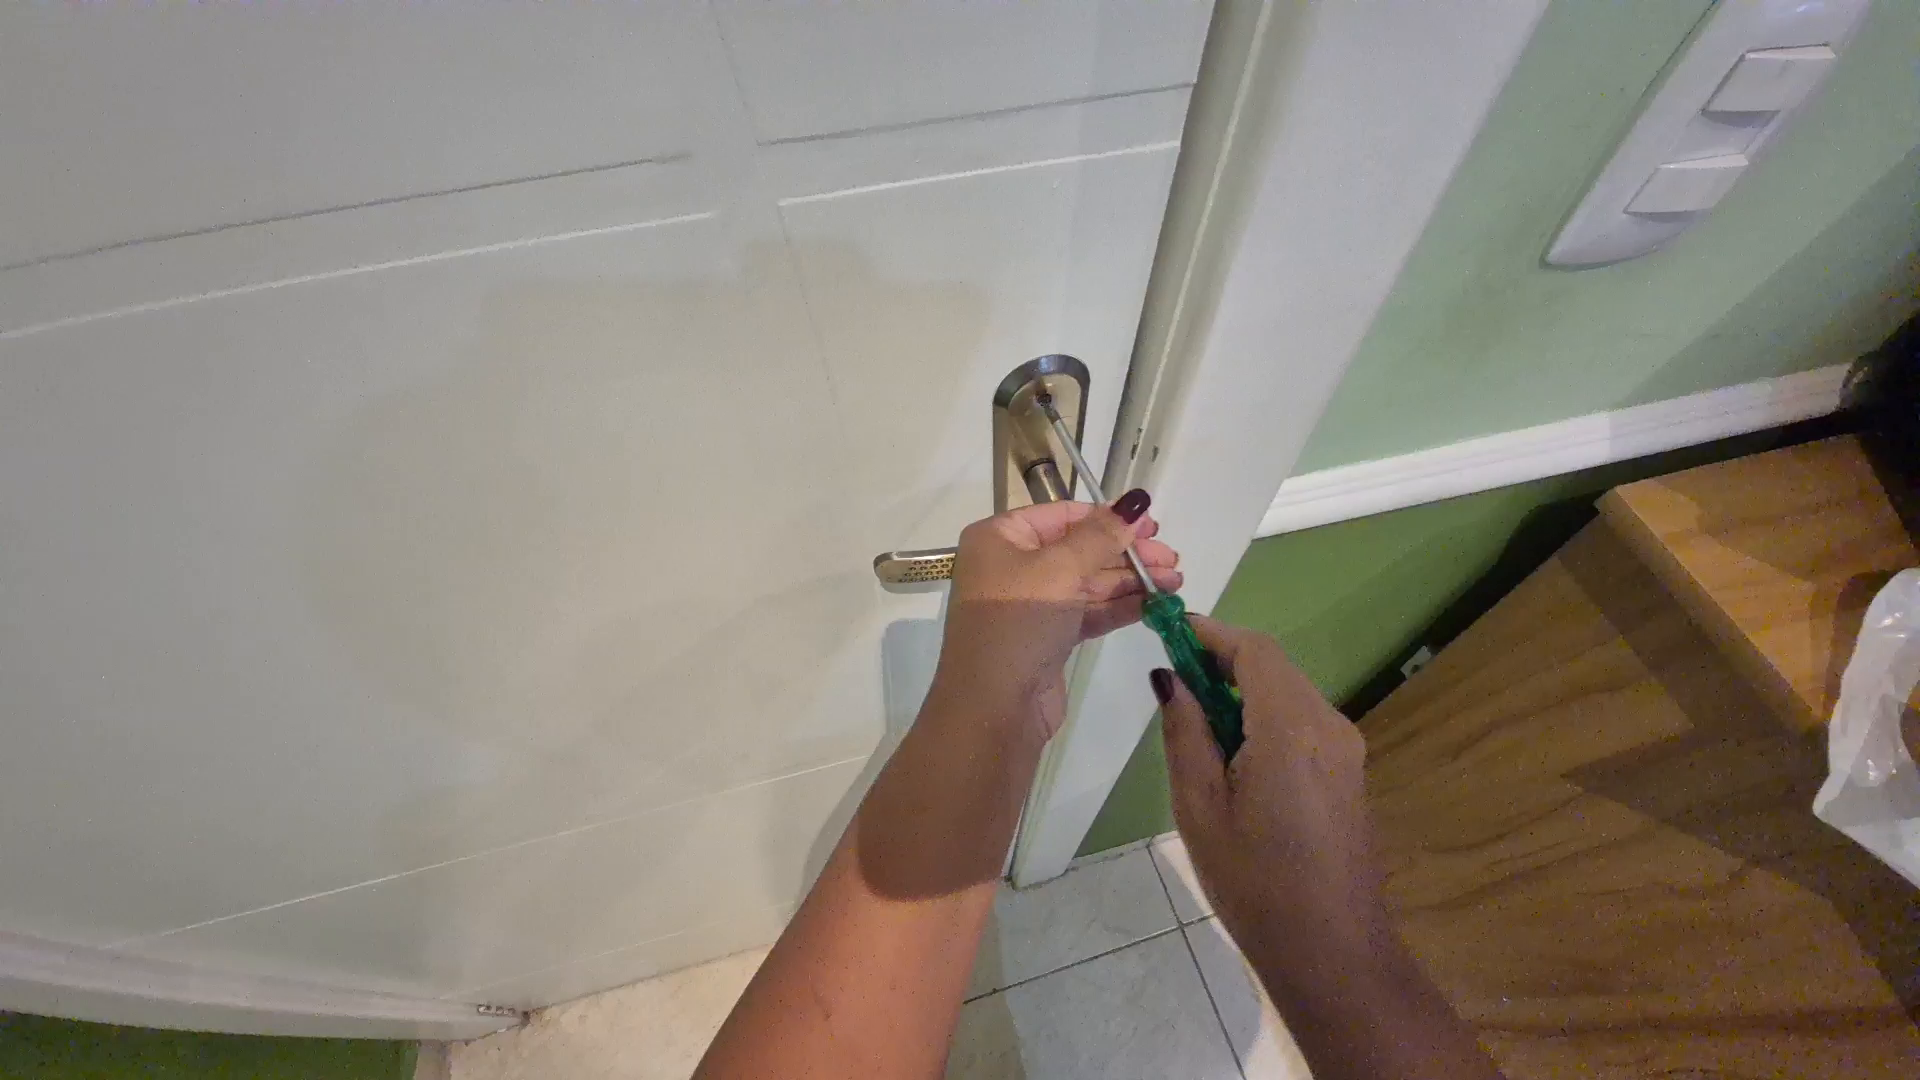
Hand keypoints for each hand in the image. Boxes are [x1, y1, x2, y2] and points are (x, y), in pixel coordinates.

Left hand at [931, 492, 1180, 738]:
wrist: (995, 705)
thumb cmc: (1018, 620)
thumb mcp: (1060, 569)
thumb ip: (1101, 535)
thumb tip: (1135, 502)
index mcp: (999, 538)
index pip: (1060, 515)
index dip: (1106, 517)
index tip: (1150, 523)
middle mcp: (1011, 565)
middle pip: (1077, 549)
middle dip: (1126, 553)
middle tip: (1171, 559)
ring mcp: (1028, 603)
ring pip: (1086, 582)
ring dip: (1130, 581)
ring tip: (1175, 581)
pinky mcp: (1046, 635)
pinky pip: (1087, 611)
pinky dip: (1119, 607)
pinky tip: (1155, 604)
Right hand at [1156, 616, 1382, 964]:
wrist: (1334, 954)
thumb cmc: (1253, 882)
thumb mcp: (1198, 806)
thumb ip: (1185, 731)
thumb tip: (1170, 678)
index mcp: (1291, 730)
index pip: (1254, 650)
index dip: (1211, 632)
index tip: (1168, 629)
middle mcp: (1328, 726)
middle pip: (1272, 666)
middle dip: (1221, 659)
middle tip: (1172, 680)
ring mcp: (1345, 749)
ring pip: (1287, 690)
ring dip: (1240, 688)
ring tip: (1195, 720)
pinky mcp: (1348, 770)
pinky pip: (1300, 719)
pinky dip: (1262, 713)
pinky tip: (1233, 751)